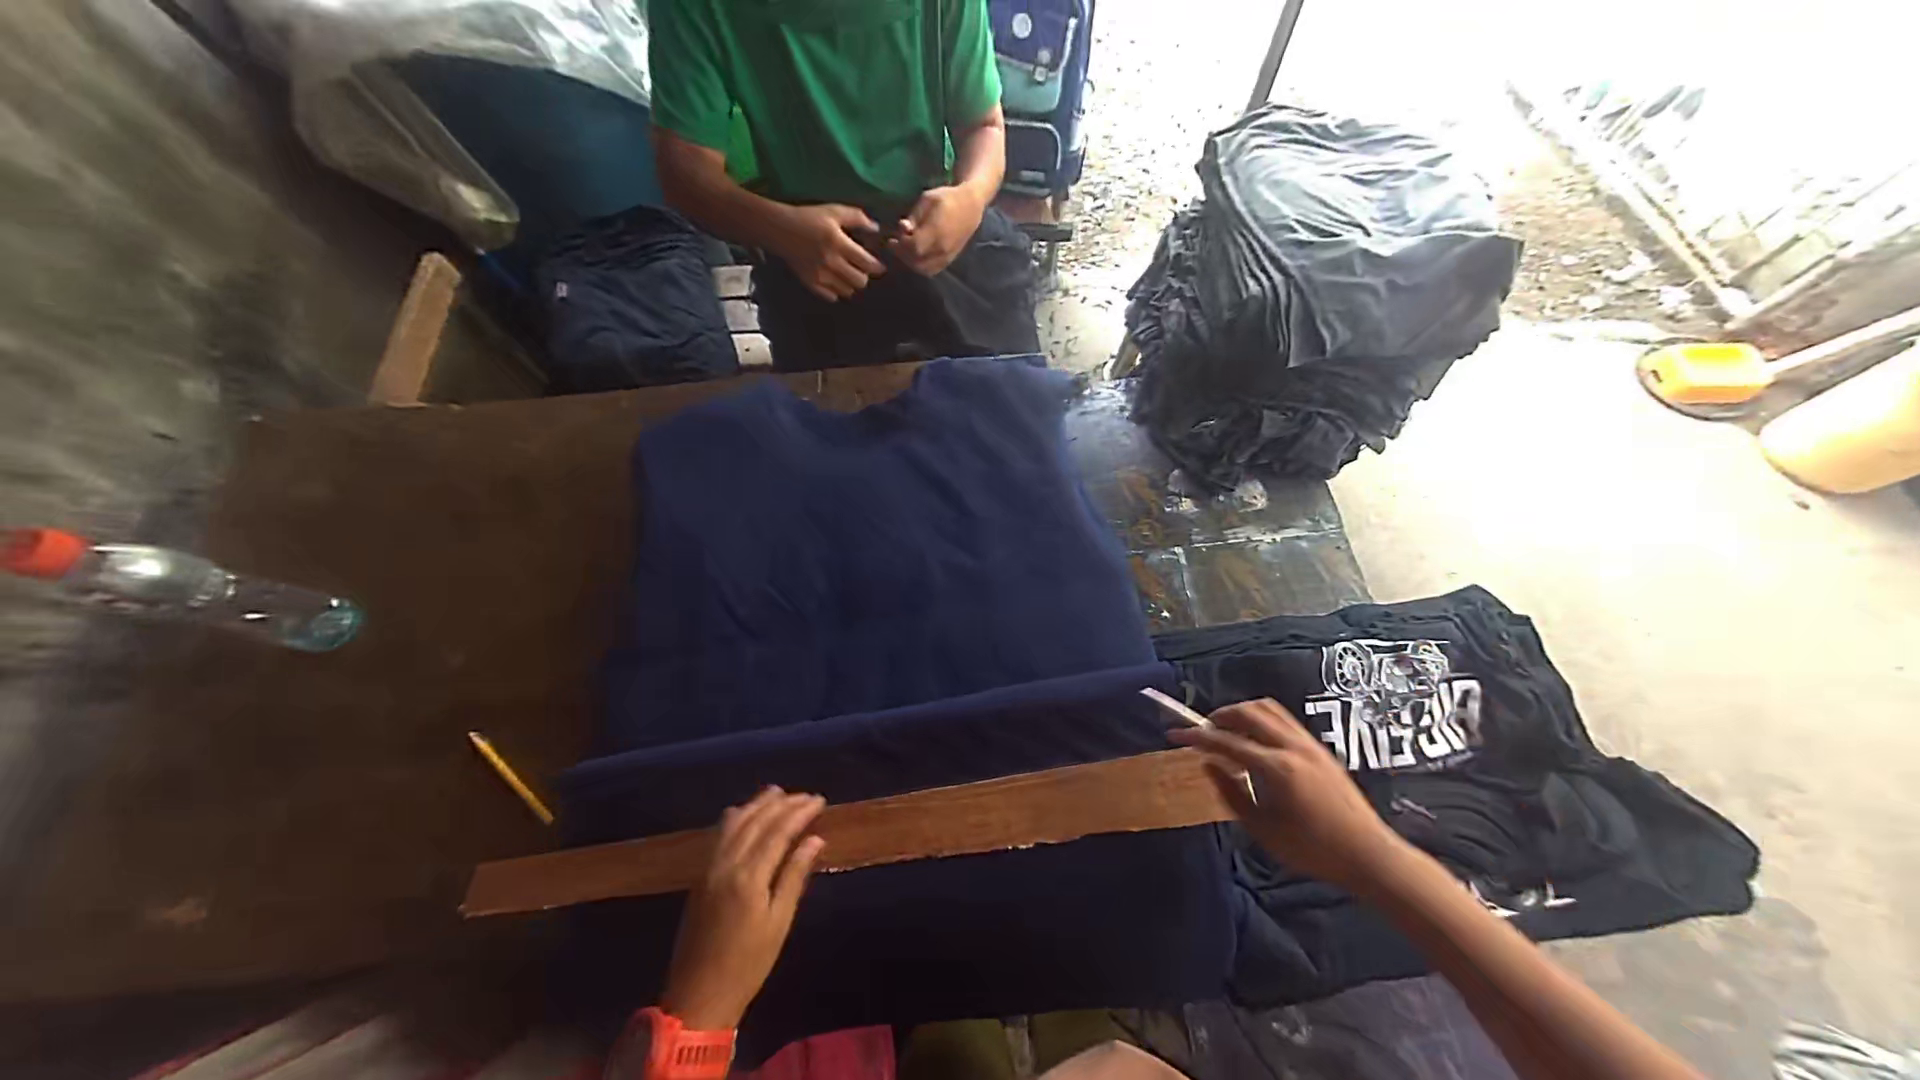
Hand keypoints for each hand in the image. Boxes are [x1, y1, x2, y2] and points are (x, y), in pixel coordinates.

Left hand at [660, 787, 827, 1029]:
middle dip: (782, 803)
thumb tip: (815, 839)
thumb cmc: (748, 964)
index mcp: (749, 876)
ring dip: (757, 804)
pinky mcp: (700, 875)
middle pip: (757, 820)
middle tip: (806, 795)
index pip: (779, 830)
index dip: (800, 811)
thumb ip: (795, 876)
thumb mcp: (779, 922)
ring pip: (734, 822)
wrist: (698, 996)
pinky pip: (720, 833)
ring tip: (778, 793)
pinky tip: (747, 814)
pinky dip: (738, 817)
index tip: (820, 800)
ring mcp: (709, 867)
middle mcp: (726, 863)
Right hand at [773, 205, 886, 301]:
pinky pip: (832, 297)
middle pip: (860, 281)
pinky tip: (834, 281)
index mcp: (838, 243)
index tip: (878, 265)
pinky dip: (836, 291)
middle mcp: (831, 262)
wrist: (779, 229)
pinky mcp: (811, 284)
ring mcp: (820, 275)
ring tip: (846, 274)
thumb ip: (857, 217)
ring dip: (850, 284)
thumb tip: (876, 228)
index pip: (867, 263)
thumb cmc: (809, 218)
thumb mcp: (834, 211)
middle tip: (860, 269)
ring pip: (848, 291)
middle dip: (864, 275)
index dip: (877, 266)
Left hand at [888, 185, 987, 275]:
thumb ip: (914, 217)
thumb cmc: (947, 198)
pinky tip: (915, 256)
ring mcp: (947, 256)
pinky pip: (931, 270)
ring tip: (905, 251)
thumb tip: (903, 229)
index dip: (900, 246)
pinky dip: (920, 266)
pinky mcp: (949, 260)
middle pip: (916, 261)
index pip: (913, 247)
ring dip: (910, 262)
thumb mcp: (927, 200)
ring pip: (923, 269)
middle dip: (902, 255)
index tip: (892, 239)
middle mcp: (942, 248)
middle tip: (895, 245)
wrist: (970, 206)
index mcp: (936, 232)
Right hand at [1169, 698, 1410, 893]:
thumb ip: (1232, 794)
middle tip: (1203, 731)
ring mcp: (1309, 744)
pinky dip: (1261, 720)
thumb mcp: (1263, 830)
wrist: (1369, 855)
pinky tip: (1254, 741)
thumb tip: (1209, 766)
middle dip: (1219, 716)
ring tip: (1227, 732)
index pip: (1226, 741)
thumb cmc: (1313, 850)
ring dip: (1241, 714)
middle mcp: (1293, 747)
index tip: (1175, 734)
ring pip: (1267, 709)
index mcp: (1276, 768)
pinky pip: (1283, 720)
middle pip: (1248, 711)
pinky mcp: (1320, 749)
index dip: (1196, 736)